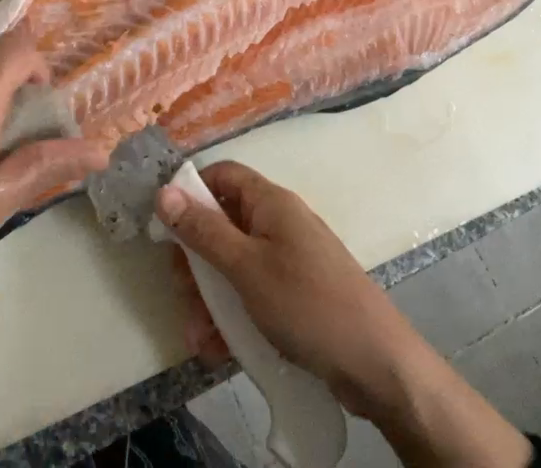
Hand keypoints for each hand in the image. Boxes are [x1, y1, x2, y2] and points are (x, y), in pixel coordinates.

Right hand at [158, 162, 532, 467]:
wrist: (377, 365)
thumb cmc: (308, 304)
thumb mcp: (246, 267)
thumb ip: (203, 231)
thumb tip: (163, 191)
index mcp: (271, 203)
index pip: (222, 176)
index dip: (191, 192)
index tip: (164, 225)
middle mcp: (280, 225)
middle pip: (222, 225)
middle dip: (196, 260)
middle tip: (183, 290)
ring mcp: (289, 263)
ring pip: (233, 267)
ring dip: (210, 298)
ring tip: (199, 336)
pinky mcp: (295, 298)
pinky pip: (252, 296)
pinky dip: (232, 317)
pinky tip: (218, 349)